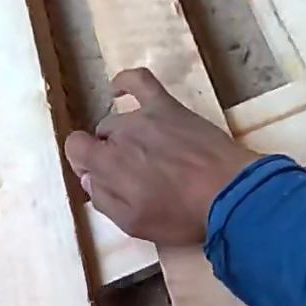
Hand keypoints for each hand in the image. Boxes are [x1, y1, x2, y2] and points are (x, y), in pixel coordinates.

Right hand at [64, 68, 258, 245]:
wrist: (230, 193)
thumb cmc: (182, 215)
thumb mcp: (135, 224)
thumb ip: (105, 201)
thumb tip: (89, 180)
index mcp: (109, 163)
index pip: (75, 148)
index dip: (83, 164)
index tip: (100, 178)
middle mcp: (121, 133)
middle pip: (101, 137)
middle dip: (110, 156)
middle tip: (136, 178)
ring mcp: (145, 115)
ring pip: (119, 119)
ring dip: (124, 136)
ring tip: (147, 156)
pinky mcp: (169, 106)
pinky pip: (140, 81)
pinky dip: (124, 82)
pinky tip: (117, 88)